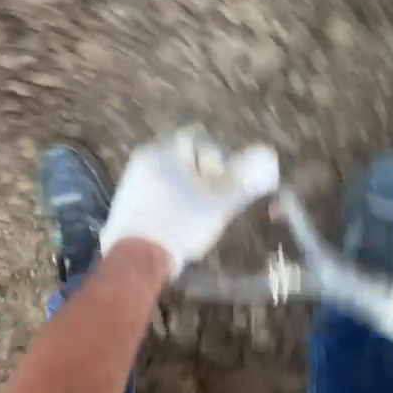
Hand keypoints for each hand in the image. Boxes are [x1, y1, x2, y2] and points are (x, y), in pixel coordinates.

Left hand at [98, 127, 279, 274]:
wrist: (137, 254)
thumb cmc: (182, 222)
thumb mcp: (219, 202)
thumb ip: (244, 179)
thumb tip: (269, 157)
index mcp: (162, 150)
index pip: (195, 138)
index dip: (216, 155)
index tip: (225, 176)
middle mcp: (142, 158)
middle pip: (180, 156)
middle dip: (201, 173)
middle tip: (214, 196)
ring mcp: (129, 179)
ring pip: (167, 174)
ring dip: (185, 187)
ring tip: (197, 211)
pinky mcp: (123, 200)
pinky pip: (152, 191)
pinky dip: (168, 199)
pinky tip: (176, 220)